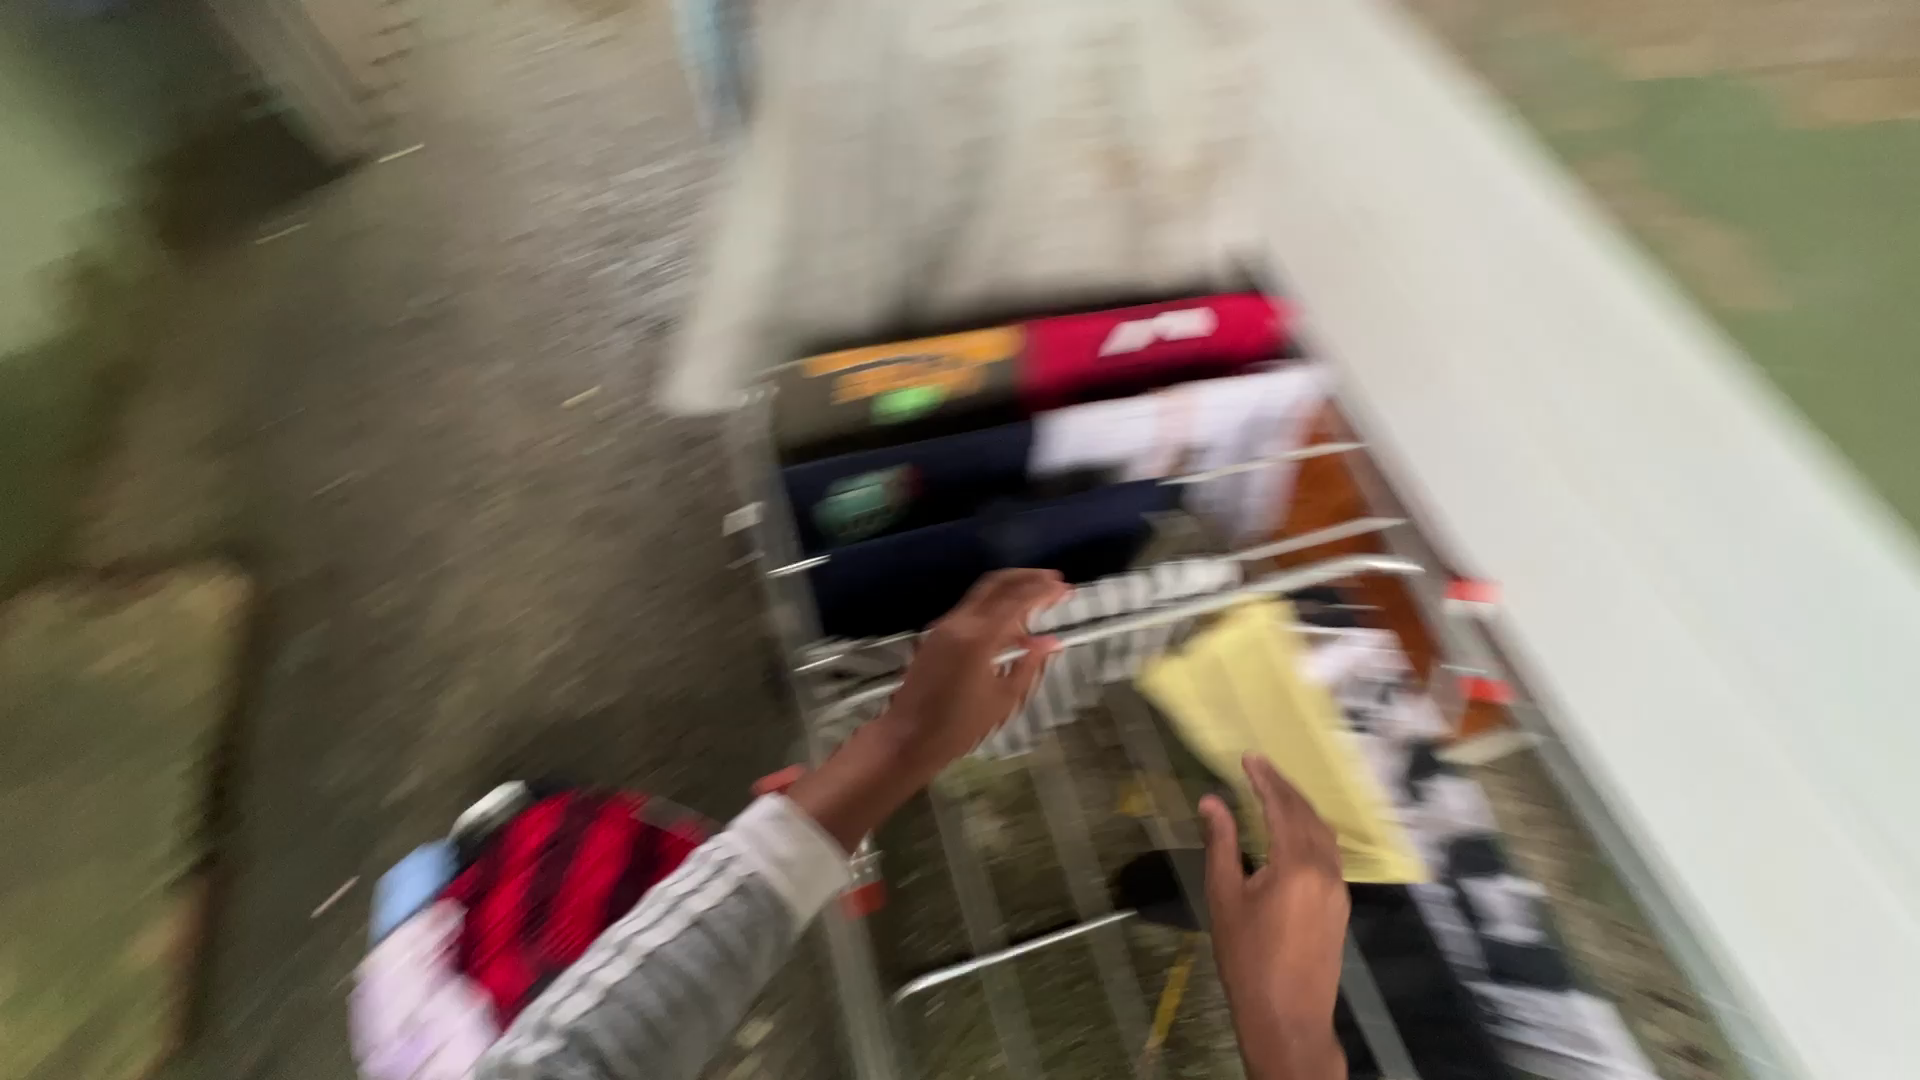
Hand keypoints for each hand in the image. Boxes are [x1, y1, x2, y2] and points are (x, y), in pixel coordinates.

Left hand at [875, 568, 1066, 779]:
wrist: (907, 738)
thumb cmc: (959, 726)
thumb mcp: (1003, 699)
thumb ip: (1029, 665)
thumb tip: (1052, 642)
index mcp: (978, 637)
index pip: (1016, 600)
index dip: (1044, 591)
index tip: (1066, 589)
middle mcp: (959, 622)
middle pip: (996, 584)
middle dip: (1026, 577)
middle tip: (1053, 579)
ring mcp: (943, 626)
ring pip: (981, 594)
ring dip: (1010, 590)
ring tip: (1037, 597)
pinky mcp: (935, 635)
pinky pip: (970, 610)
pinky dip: (993, 607)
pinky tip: (1011, 625)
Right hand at [1201, 753, 1349, 1079]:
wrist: (1287, 1019)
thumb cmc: (1247, 958)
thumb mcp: (1224, 896)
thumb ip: (1221, 843)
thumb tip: (1212, 801)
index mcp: (1296, 865)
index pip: (1282, 807)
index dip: (1264, 779)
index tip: (1248, 757)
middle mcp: (1325, 871)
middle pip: (1307, 815)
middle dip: (1283, 787)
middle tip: (1259, 767)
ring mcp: (1338, 890)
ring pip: (1323, 833)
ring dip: (1300, 806)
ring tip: (1274, 790)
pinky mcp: (1339, 906)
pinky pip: (1328, 852)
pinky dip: (1310, 829)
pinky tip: (1293, 830)